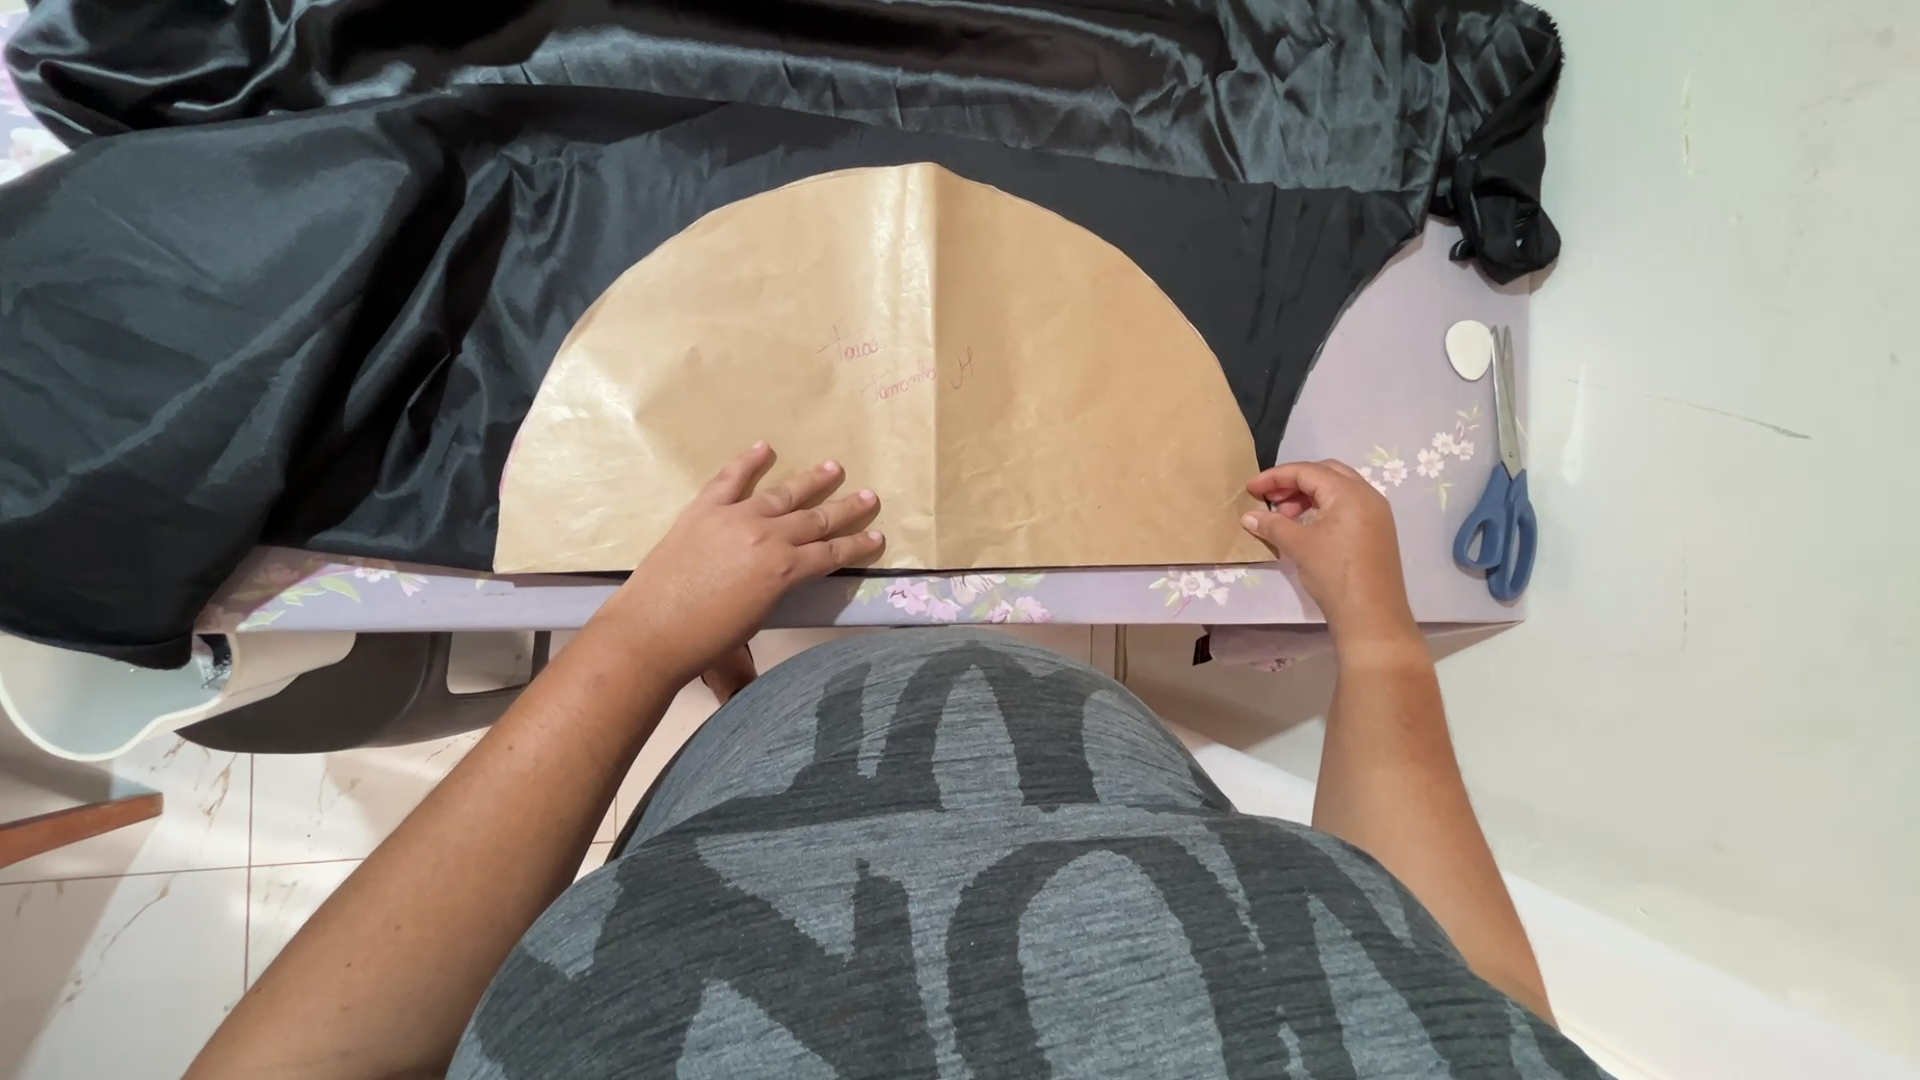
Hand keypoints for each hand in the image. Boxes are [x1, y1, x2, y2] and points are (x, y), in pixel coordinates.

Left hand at [595, 443, 883, 686]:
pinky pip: (731, 479)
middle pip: (816, 519)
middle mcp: (767, 537)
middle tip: (870, 496)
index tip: (878, 535)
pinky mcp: (703, 510)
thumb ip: (776, 594)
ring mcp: (735, 518)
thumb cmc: (705, 642)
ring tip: (834, 467)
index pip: (831, 553)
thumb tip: (784, 586)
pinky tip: (765, 447)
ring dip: (811, 481)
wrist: (649, 633)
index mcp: (784, 570)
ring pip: (782, 494)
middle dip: (846, 509)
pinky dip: (749, 462)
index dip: (858, 545)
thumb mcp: (756, 622)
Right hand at [1241, 460, 1417, 644]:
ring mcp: (1376, 513)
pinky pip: (1347, 505)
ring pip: (1337, 489)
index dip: (1275, 477)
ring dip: (1308, 495)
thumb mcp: (1297, 545)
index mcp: (1349, 492)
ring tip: (1286, 517)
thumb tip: (1248, 516)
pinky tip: (1307, 527)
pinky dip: (1323, 507)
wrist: (1371, 613)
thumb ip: (1272, 524)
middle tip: (1270, 499)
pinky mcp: (1376, 530)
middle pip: (1325, 473)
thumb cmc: (1333, 572)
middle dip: (1293, 482)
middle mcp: (1367, 495)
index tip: (1250, 490)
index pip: (1307, 471)